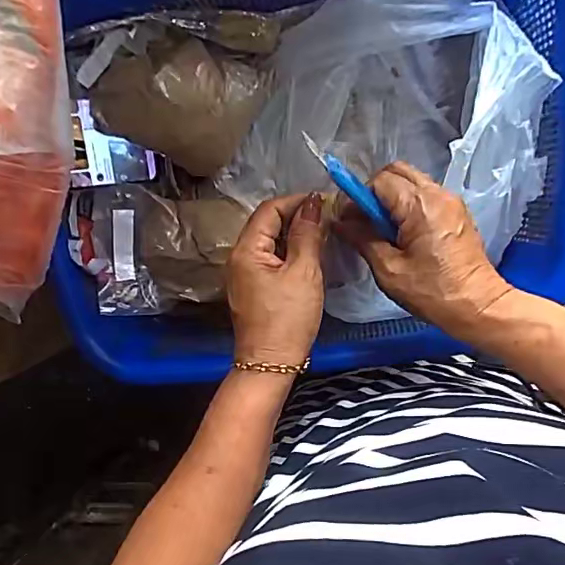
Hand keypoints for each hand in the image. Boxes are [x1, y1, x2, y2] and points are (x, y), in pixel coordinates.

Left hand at [227, 193, 326, 365]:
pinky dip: (287, 253)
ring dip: (293, 235)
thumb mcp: (303, 272)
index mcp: (246, 250)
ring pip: (268, 242)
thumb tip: (312, 204)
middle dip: (295, 217)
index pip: (269, 209)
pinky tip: (307, 257)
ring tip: (321, 237)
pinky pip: (268, 260)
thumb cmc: (288, 319)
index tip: (324, 204)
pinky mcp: (251, 289)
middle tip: (326, 220)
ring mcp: (242, 275)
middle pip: (266, 224)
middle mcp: (238, 258)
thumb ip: (307, 234)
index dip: (296, 201)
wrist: (271, 363)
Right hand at [335, 161, 514, 339]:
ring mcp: (450, 201)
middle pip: (397, 171)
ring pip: (411, 181)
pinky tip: (401, 233)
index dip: (358, 197)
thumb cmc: (432, 292)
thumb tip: (340, 223)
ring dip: (391, 198)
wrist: (477, 305)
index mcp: (419, 205)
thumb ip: (362, 239)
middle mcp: (438, 194)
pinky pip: (425, 195)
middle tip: (363, 220)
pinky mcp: (456, 212)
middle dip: (374, 191)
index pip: (379, 181)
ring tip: (382, 230)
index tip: (348, 220)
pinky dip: (407, 205)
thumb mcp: (388, 269)